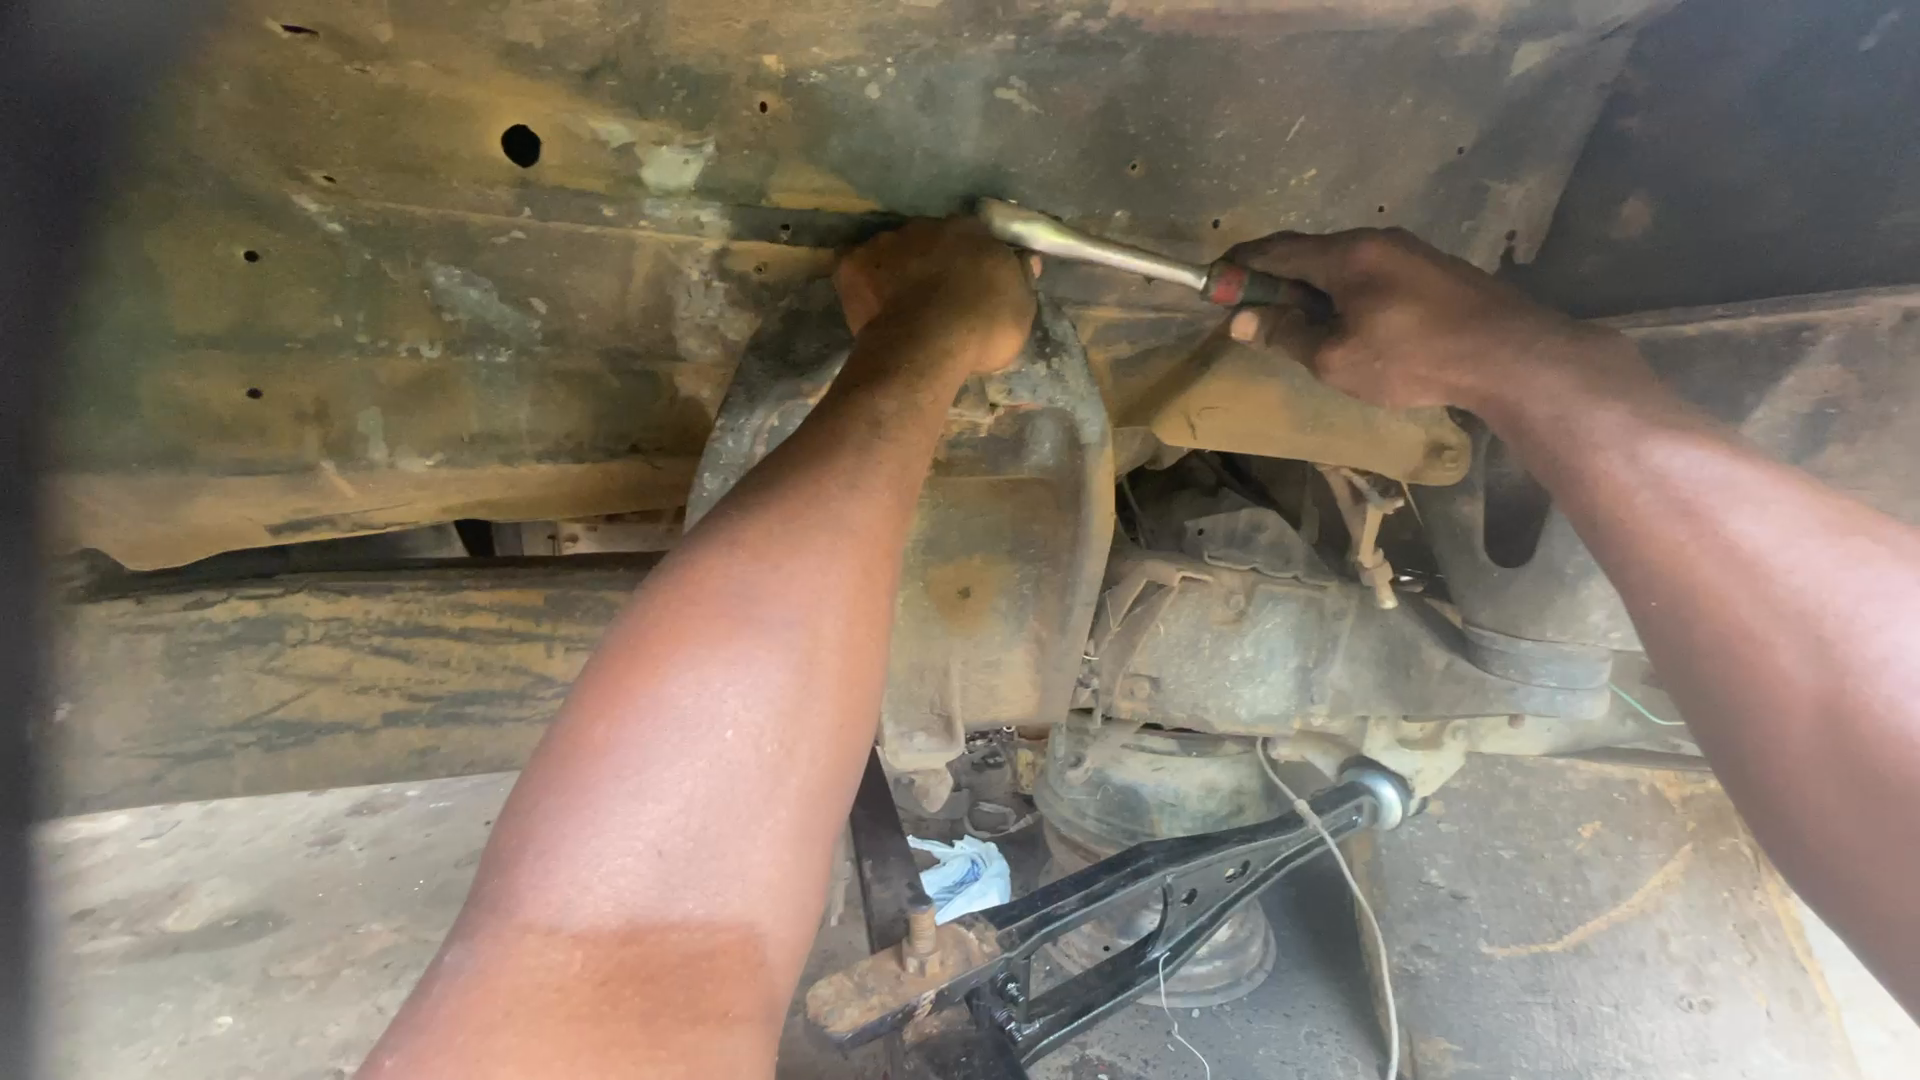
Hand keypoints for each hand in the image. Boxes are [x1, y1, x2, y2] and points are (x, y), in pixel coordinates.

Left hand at [834, 217, 1036, 376]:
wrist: (927, 345)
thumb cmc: (982, 327)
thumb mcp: (1021, 309)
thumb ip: (1022, 279)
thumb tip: (1027, 260)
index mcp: (969, 230)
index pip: (972, 236)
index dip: (971, 260)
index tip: (971, 284)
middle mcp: (925, 225)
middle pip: (929, 239)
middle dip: (931, 261)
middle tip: (935, 297)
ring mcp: (885, 242)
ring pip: (892, 251)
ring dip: (897, 270)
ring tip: (901, 306)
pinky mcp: (853, 266)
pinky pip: (857, 270)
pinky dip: (864, 284)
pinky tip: (872, 308)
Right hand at [1222, 228, 1646, 413]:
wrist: (1510, 356)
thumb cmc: (1411, 357)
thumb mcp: (1334, 357)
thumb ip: (1285, 334)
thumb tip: (1242, 319)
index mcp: (1346, 254)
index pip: (1274, 250)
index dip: (1238, 266)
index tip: (1212, 283)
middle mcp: (1375, 241)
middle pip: (1306, 254)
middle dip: (1272, 281)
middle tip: (1251, 316)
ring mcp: (1407, 253)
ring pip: (1338, 266)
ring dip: (1307, 292)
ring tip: (1297, 331)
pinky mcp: (1430, 272)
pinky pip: (1366, 276)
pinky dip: (1338, 296)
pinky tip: (1343, 328)